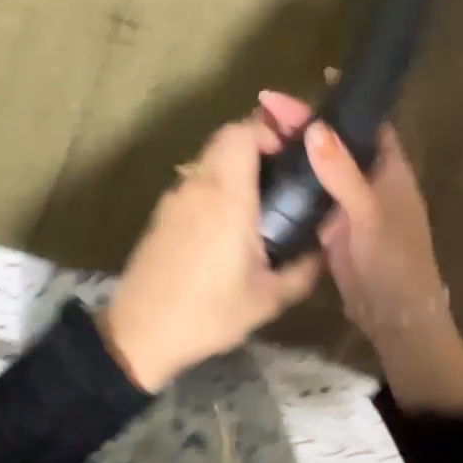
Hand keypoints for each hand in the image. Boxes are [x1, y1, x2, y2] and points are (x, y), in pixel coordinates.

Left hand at [100, 118, 324, 390]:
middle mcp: (198, 185)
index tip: (292, 152)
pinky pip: (196, 181)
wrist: (140, 332)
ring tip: (263, 197)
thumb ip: (303, 269)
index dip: (270, 130)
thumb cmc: (208, 313)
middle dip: (258, 143)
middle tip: (284, 171)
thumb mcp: (268, 299)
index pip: (242, 132)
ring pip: (209, 158)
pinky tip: (232, 220)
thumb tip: (322, 248)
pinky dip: (217, 184)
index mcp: (226, 195)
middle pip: (226, 137)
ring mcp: (175, 196)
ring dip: (236, 164)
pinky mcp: (162, 212)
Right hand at [256, 91, 445, 341]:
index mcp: (388, 169)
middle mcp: (367, 179)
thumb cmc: (395, 260)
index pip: (366, 122)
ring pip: (316, 166)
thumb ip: (342, 172)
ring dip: (291, 148)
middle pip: (334, 140)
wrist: (394, 319)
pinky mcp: (329, 226)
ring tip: (255, 131)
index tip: (317, 77)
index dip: (344, 100)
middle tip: (263, 106)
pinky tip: (260, 171)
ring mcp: (347, 203)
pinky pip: (306, 193)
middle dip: (303, 122)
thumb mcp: (370, 214)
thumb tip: (314, 128)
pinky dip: (287, 180)